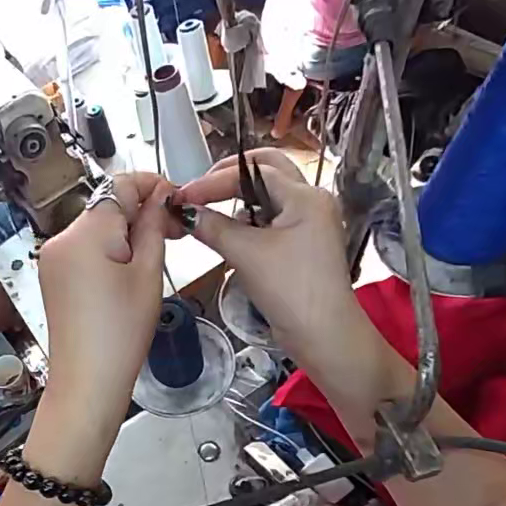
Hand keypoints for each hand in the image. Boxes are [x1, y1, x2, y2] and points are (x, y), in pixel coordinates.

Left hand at [28, 172, 172, 479]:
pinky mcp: (53, 277)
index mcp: (85, 234)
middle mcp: (61, 240)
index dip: (152, 186)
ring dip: (126, 232)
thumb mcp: (148, 274)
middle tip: (174, 232)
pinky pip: (84, 250)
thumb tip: (160, 198)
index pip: (120, 185)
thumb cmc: (120, 334)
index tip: (176, 200)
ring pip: (96, 228)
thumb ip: (154, 227)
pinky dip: (108, 251)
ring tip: (153, 257)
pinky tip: (129, 271)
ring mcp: (53, 259)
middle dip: (141, 212)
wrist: (87, 380)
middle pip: (107, 206)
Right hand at [171, 148, 357, 355]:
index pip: (253, 171)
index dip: (213, 181)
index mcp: (306, 197)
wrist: (323, 334)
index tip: (183, 195)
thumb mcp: (246, 254)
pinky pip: (270, 219)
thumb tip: (183, 211)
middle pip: (267, 171)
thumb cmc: (290, 289)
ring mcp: (309, 224)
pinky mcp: (302, 244)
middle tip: (199, 188)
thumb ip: (212, 227)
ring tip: (207, 210)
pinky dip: (246, 220)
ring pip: (268, 196)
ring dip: (237, 198)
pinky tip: (227, 231)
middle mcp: (312, 202)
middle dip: (230, 176)